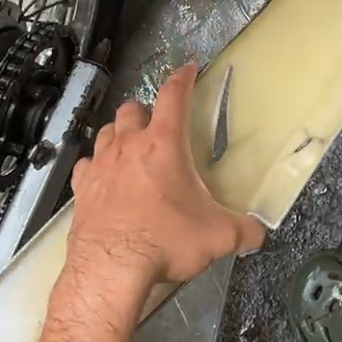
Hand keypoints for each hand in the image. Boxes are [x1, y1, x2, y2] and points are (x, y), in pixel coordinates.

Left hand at [66, 65, 267, 287]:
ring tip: (132, 148)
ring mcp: (101, 166)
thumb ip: (245, 230)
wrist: (111, 271)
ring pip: (107, 132)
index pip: (173, 96)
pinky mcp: (82, 190)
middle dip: (146, 111)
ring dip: (120, 134)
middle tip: (159, 125)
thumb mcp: (219, 237)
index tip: (189, 69)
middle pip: (132, 109)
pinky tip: (105, 178)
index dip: (183, 78)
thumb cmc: (165, 242)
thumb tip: (259, 233)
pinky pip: (87, 165)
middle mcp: (129, 146)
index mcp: (164, 144)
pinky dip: (97, 165)